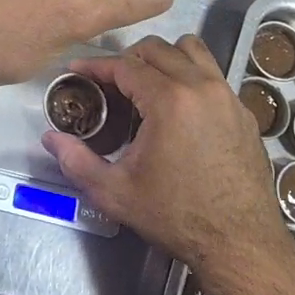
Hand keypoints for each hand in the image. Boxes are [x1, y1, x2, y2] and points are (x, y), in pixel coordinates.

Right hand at [43, 36, 287, 268]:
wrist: (241, 245)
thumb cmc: (175, 216)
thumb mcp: (115, 192)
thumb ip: (76, 160)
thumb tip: (50, 138)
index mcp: (169, 101)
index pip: (125, 65)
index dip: (96, 65)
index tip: (77, 69)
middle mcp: (202, 88)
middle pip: (158, 49)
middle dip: (127, 59)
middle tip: (109, 82)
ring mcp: (228, 98)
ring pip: (193, 51)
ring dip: (165, 58)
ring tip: (147, 84)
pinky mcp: (244, 113)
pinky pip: (213, 76)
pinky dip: (191, 77)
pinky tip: (178, 109)